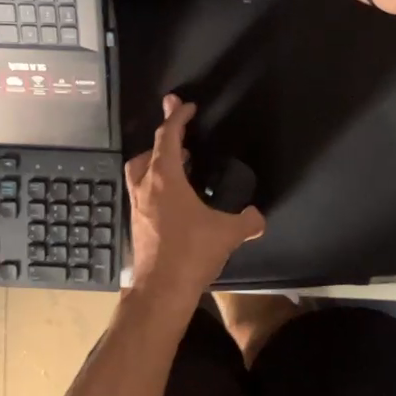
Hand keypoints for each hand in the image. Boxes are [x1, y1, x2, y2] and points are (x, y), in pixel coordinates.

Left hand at [125, 95, 264, 305]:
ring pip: (139, 173)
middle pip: (147, 153)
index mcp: (165, 178)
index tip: (185, 106)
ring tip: (178, 168)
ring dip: (155, 164)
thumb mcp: (228, 233)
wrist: (161, 290)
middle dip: (163, 141)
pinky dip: (154, 187)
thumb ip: (247, 221)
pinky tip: (173, 201)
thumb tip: (258, 217)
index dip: (177, 117)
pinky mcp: (136, 225)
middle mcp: (145, 187)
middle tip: (183, 140)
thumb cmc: (191, 252)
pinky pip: (142, 194)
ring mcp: (137, 207)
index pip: (168, 137)